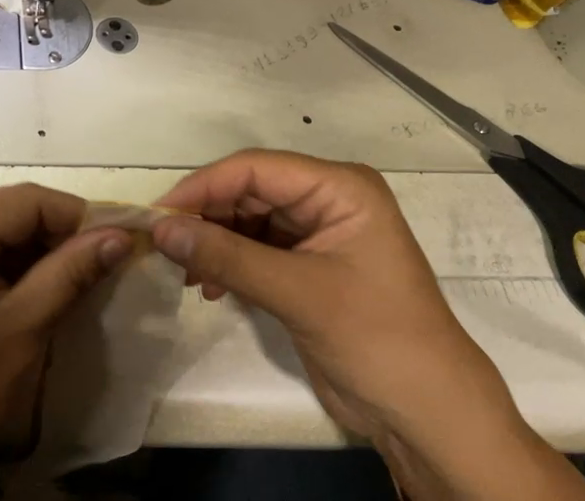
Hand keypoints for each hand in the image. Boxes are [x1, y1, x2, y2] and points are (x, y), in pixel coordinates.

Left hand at [0, 184, 130, 500]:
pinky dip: (20, 262)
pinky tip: (52, 283)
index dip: (78, 214)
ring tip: (88, 273)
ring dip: (44, 248)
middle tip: (112, 258)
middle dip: (63, 232)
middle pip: (13, 210)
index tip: (124, 238)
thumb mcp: (25, 327)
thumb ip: (72, 272)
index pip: (26, 200)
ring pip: (2, 227)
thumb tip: (120, 235)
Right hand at [151, 150, 584, 500]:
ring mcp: (315, 235)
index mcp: (340, 189)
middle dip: (204, 216)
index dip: (203, 187)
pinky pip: (251, 250)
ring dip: (211, 243)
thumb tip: (159, 230)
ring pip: (244, 220)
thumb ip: (227, 257)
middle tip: (162, 246)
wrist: (427, 415)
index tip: (157, 216)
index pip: (255, 169)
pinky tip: (206, 287)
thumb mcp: (298, 293)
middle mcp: (326, 201)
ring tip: (183, 273)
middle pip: (246, 192)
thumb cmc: (377, 339)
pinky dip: (225, 264)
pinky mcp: (304, 268)